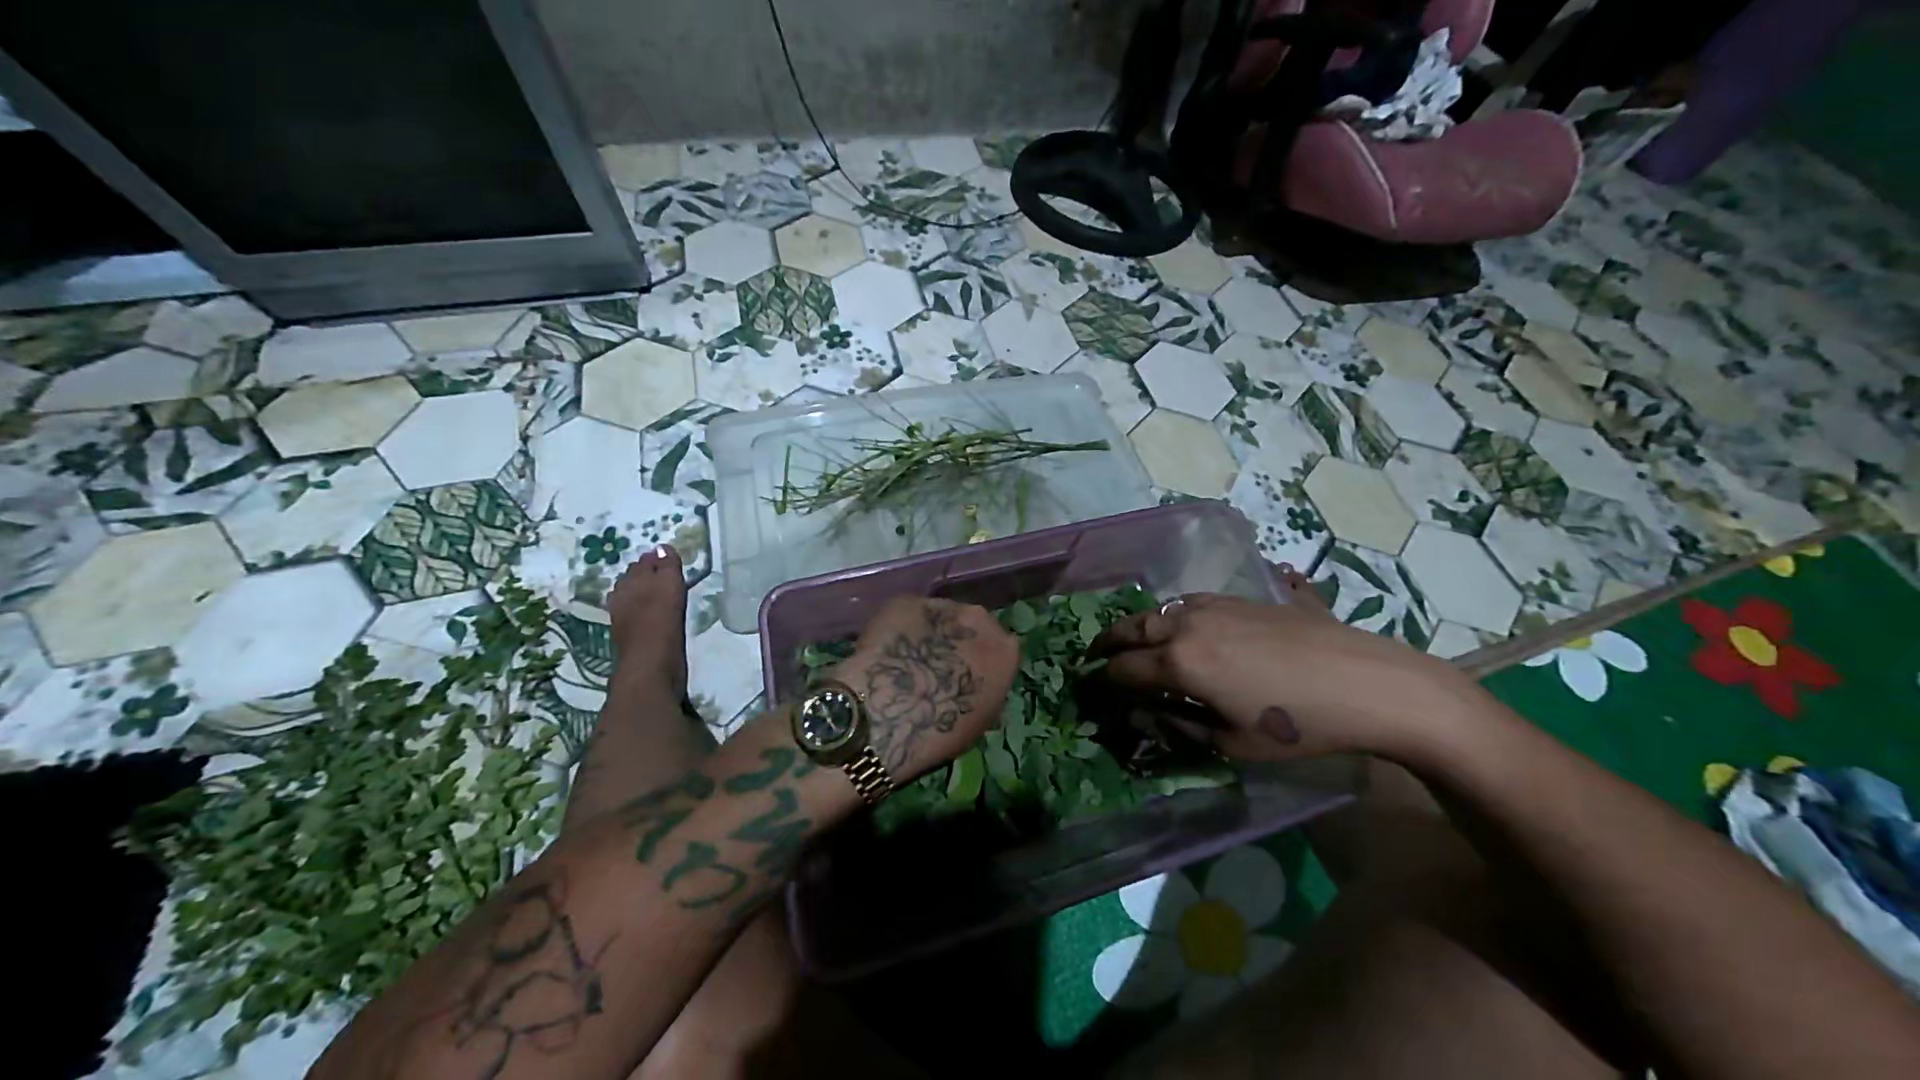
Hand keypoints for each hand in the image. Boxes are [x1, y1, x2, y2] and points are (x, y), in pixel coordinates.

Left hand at [831, 596, 1018, 781]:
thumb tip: (977, 684)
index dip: (981, 660)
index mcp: (1004, 650)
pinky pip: (906, 613)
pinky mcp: (905, 602)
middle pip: (970, 624)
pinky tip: (885, 650)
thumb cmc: (942, 730)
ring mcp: (942, 605)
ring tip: (907, 657)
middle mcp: (979, 618)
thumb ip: (986, 688)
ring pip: (938, 615)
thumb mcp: (981, 718)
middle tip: (936, 663)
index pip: (1000, 647)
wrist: (893, 713)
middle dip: (956, 640)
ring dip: (928, 632)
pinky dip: (898, 628)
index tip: (967, 674)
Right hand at [1088, 586, 1477, 763]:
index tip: (1094, 692)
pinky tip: (1183, 624)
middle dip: (1108, 644)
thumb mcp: (1233, 743)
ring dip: (1139, 625)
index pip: (1122, 668)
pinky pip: (1192, 601)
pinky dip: (1174, 613)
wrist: (1370, 683)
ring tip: (1134, 639)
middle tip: (1095, 656)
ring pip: (1160, 609)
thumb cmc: (1300, 725)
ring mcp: (1216, 605)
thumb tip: (1149, 715)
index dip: (1103, 682)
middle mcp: (1186, 624)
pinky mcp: (1244, 597)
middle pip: (1131, 628)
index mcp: (1178, 661)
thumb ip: (1181, 724)